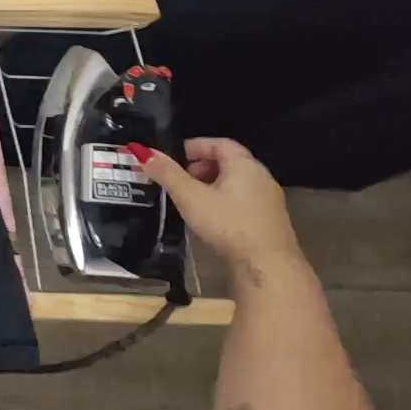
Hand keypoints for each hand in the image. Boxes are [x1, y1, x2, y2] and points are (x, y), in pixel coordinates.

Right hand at [128, 138, 306, 279]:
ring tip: (189, 198)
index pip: (219, 143)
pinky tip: (208, 215)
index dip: (194, 146)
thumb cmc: (228, 223)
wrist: (268, 266)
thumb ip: (166, 172)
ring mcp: (268, 199)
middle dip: (199, 165)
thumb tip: (141, 150)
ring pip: (234, 181)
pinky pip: (241, 197)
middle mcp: (261, 177)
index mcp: (245, 166)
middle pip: (227, 160)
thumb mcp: (189, 196)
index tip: (173, 158)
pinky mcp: (269, 218)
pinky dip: (222, 197)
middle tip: (178, 179)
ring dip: (209, 183)